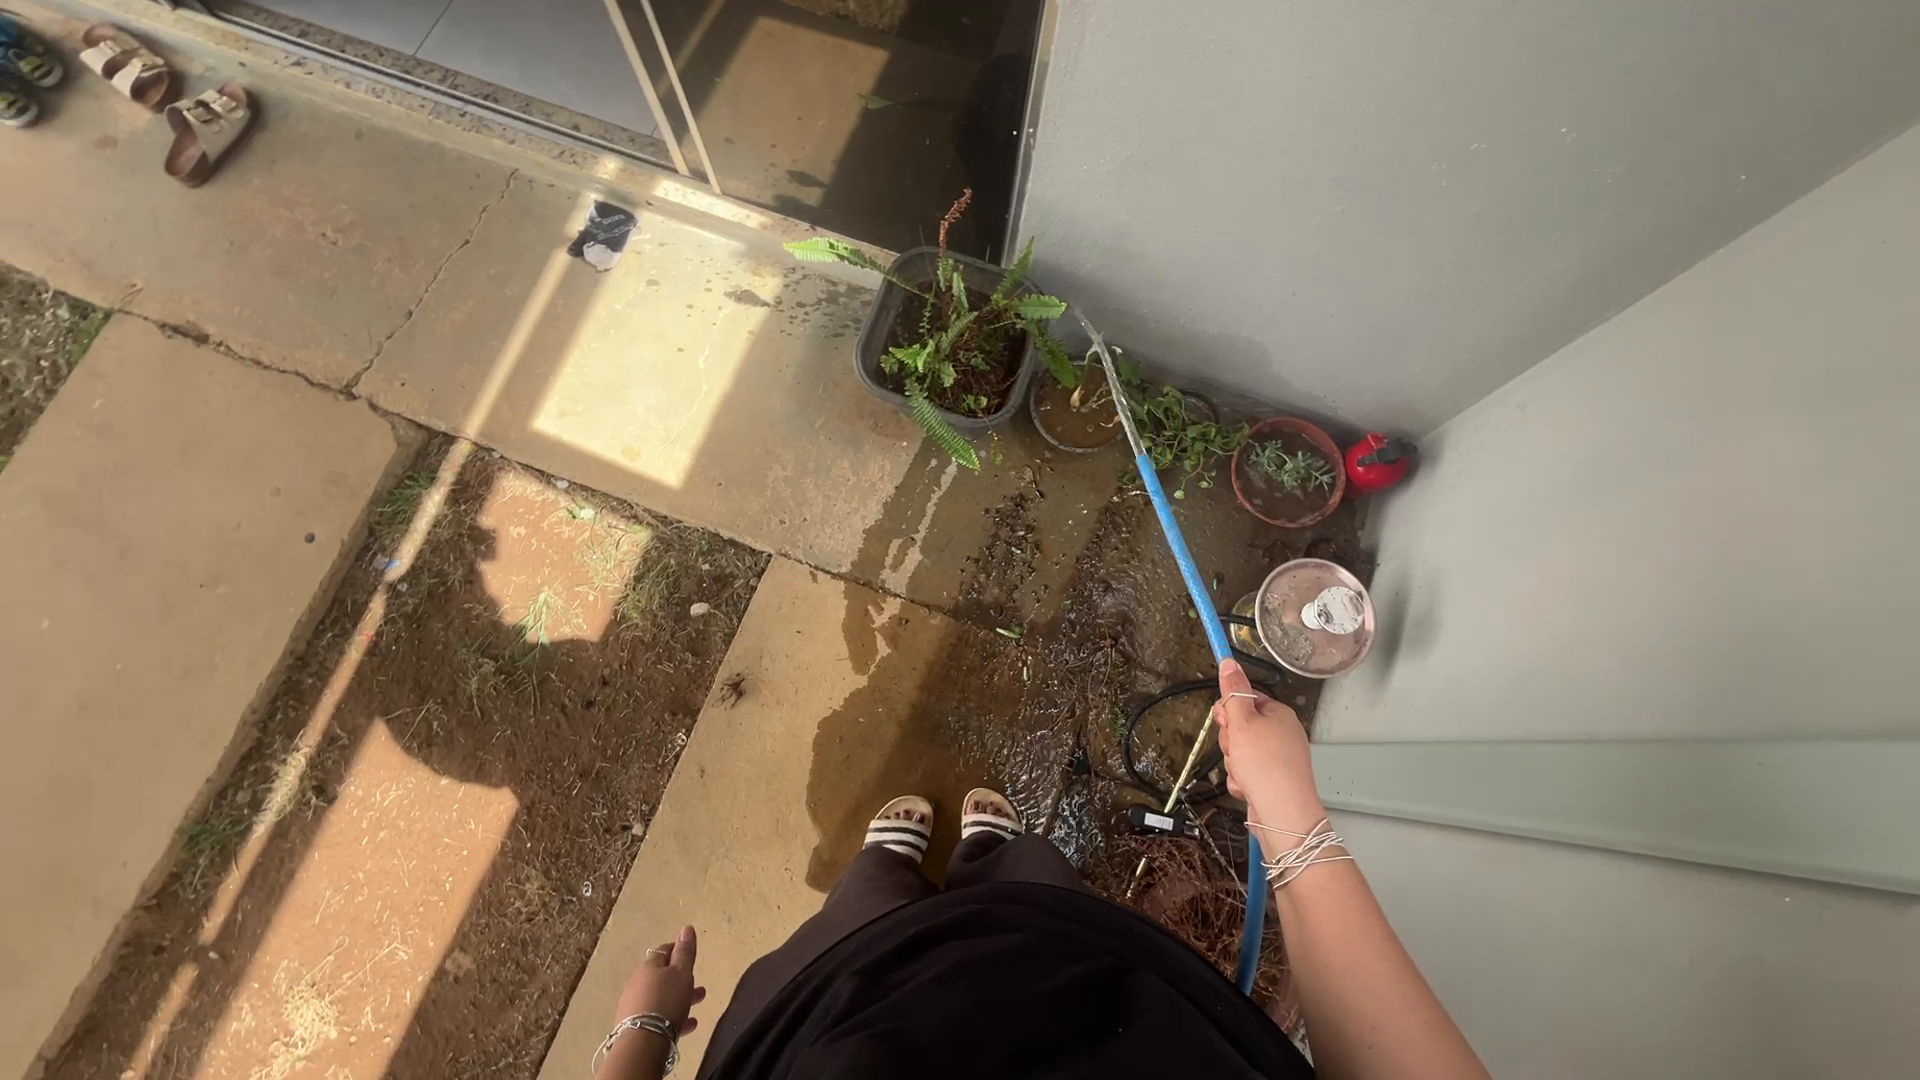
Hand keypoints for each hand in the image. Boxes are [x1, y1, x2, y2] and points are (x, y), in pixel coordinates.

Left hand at [615, 925, 705, 1035]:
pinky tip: (689, 1024)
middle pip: (662, 977)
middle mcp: (638, 984)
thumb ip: (685, 952)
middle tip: (698, 983)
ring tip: (698, 1003)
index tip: (690, 956)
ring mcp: (634, 1006)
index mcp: (649, 967)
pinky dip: (672, 1017)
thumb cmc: (666, 1000)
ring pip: (661, 997)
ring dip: (679, 998)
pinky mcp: (634, 1027)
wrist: (642, 1042)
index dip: (677, 951)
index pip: (663, 952)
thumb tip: (686, 928)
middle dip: (681, 979)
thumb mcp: (682, 973)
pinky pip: (657, 1017)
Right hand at [1215, 659, 1325, 831]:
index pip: (1244, 699)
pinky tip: (1247, 787)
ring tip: (1243, 772)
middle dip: (1230, 740)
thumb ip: (1233, 691)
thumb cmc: (1265, 764)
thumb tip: (1228, 661)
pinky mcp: (1272, 779)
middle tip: (1236, 749)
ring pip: (1239, 750)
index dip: (1228, 711)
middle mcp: (1281, 733)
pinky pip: (1246, 771)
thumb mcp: (1242, 721)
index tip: (1224, 721)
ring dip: (1233, 762)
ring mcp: (1278, 758)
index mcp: (1278, 714)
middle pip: (1239, 726)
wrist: (1283, 814)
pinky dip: (1241, 779)